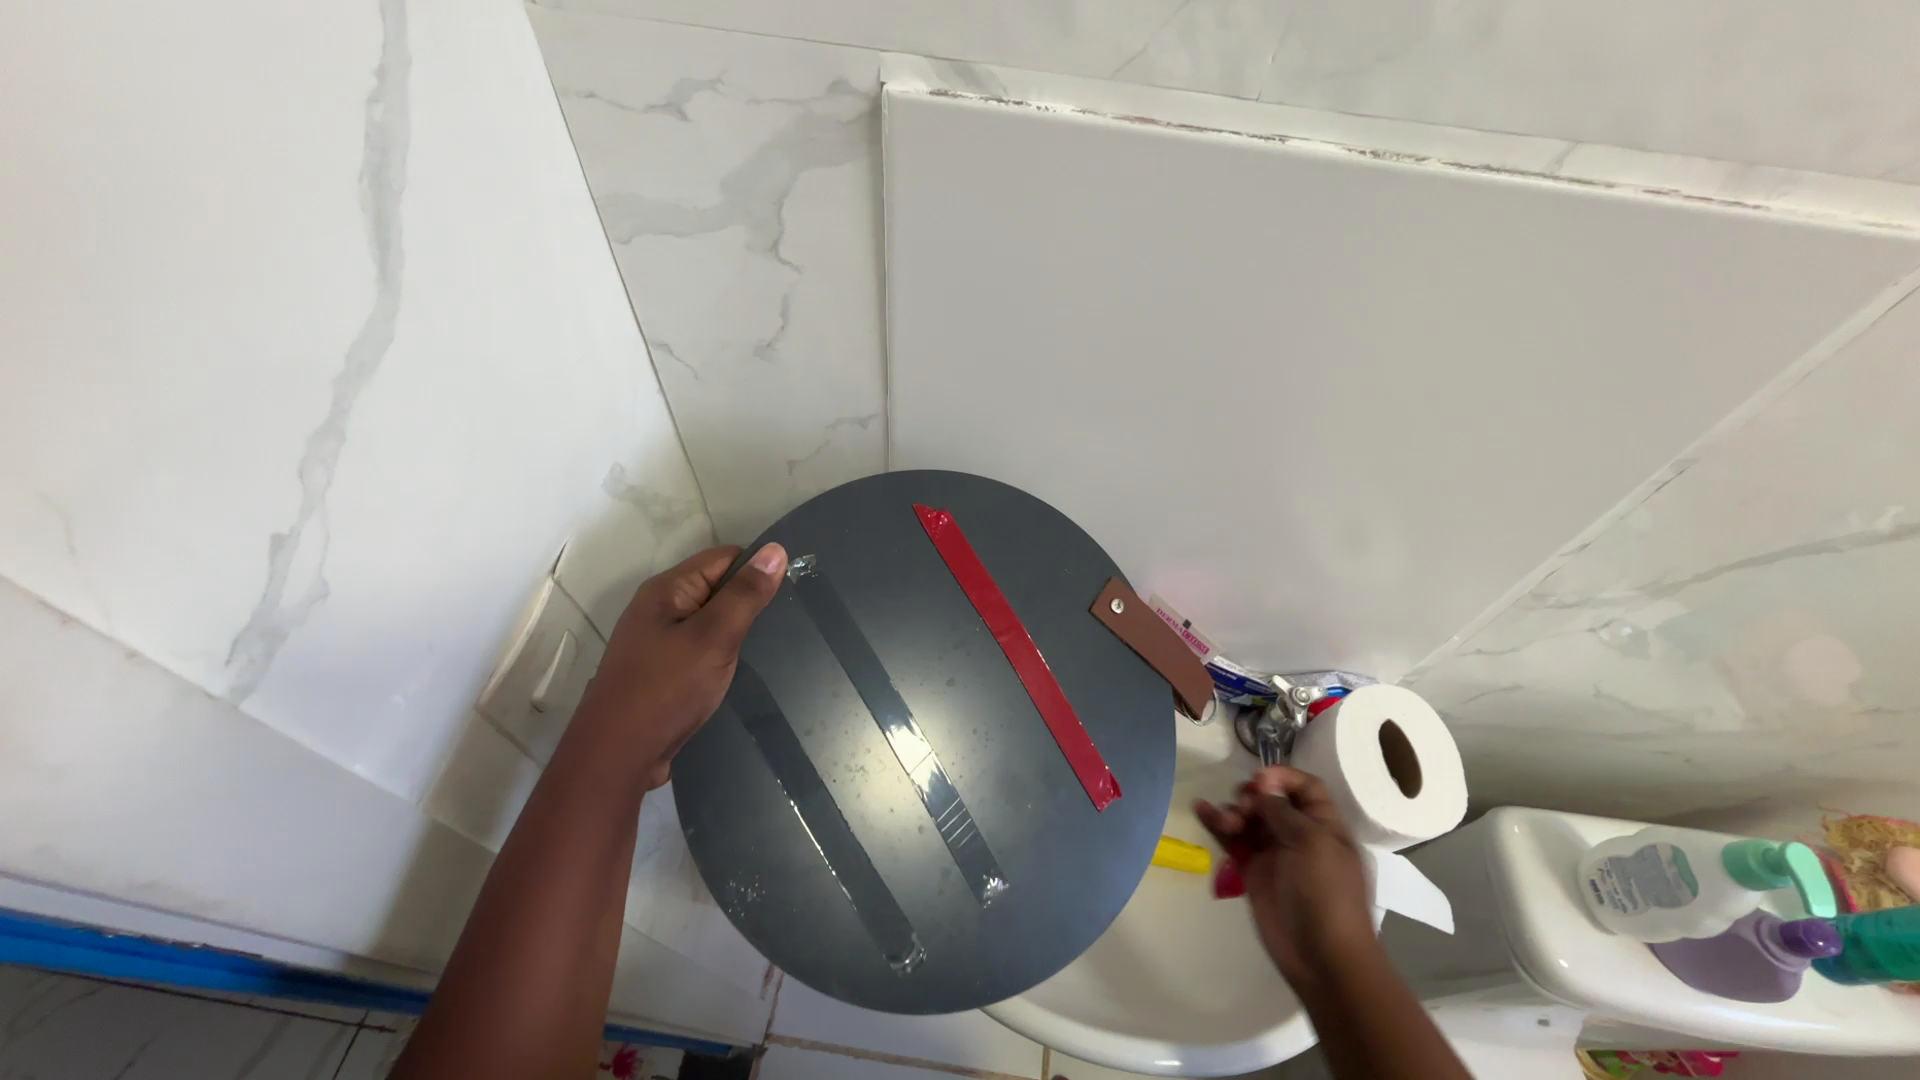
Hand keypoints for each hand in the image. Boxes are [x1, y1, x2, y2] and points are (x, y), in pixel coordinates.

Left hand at [573, 543, 787, 788]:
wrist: (618, 755)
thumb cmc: (666, 689)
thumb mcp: (714, 637)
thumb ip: (745, 595)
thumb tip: (775, 550)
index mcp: (668, 590)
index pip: (724, 558)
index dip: (757, 569)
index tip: (791, 590)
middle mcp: (659, 609)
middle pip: (716, 588)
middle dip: (749, 601)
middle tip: (787, 621)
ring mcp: (659, 642)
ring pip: (711, 622)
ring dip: (737, 632)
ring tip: (771, 646)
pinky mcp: (663, 672)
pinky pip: (702, 649)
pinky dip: (722, 655)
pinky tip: (741, 671)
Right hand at [1195, 766, 1376, 987]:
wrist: (1323, 958)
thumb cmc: (1327, 895)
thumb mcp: (1312, 844)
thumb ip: (1284, 811)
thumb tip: (1265, 781)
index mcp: (1324, 825)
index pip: (1305, 788)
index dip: (1283, 777)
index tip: (1259, 779)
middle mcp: (1299, 834)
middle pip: (1270, 800)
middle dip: (1252, 796)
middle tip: (1245, 810)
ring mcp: (1273, 853)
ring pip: (1248, 818)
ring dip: (1232, 811)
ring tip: (1227, 822)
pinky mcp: (1251, 870)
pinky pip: (1232, 839)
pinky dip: (1216, 823)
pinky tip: (1202, 810)